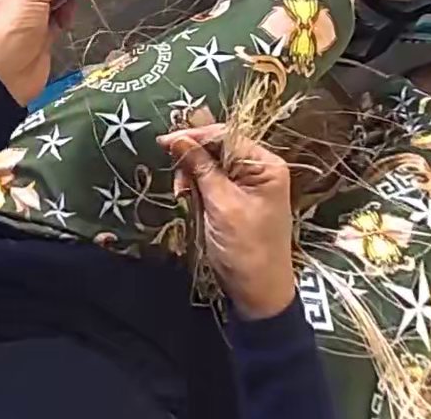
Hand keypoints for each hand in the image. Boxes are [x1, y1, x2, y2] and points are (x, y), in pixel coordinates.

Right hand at [158, 122, 298, 319]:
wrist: (257, 294)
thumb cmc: (246, 248)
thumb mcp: (221, 203)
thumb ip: (199, 166)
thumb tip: (176, 137)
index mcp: (265, 165)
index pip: (225, 136)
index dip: (195, 136)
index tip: (166, 142)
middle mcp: (257, 167)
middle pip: (216, 146)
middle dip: (192, 157)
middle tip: (173, 171)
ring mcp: (246, 182)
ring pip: (208, 161)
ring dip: (190, 172)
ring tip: (181, 191)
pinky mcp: (233, 195)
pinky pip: (208, 177)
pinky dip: (194, 184)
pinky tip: (187, 195)